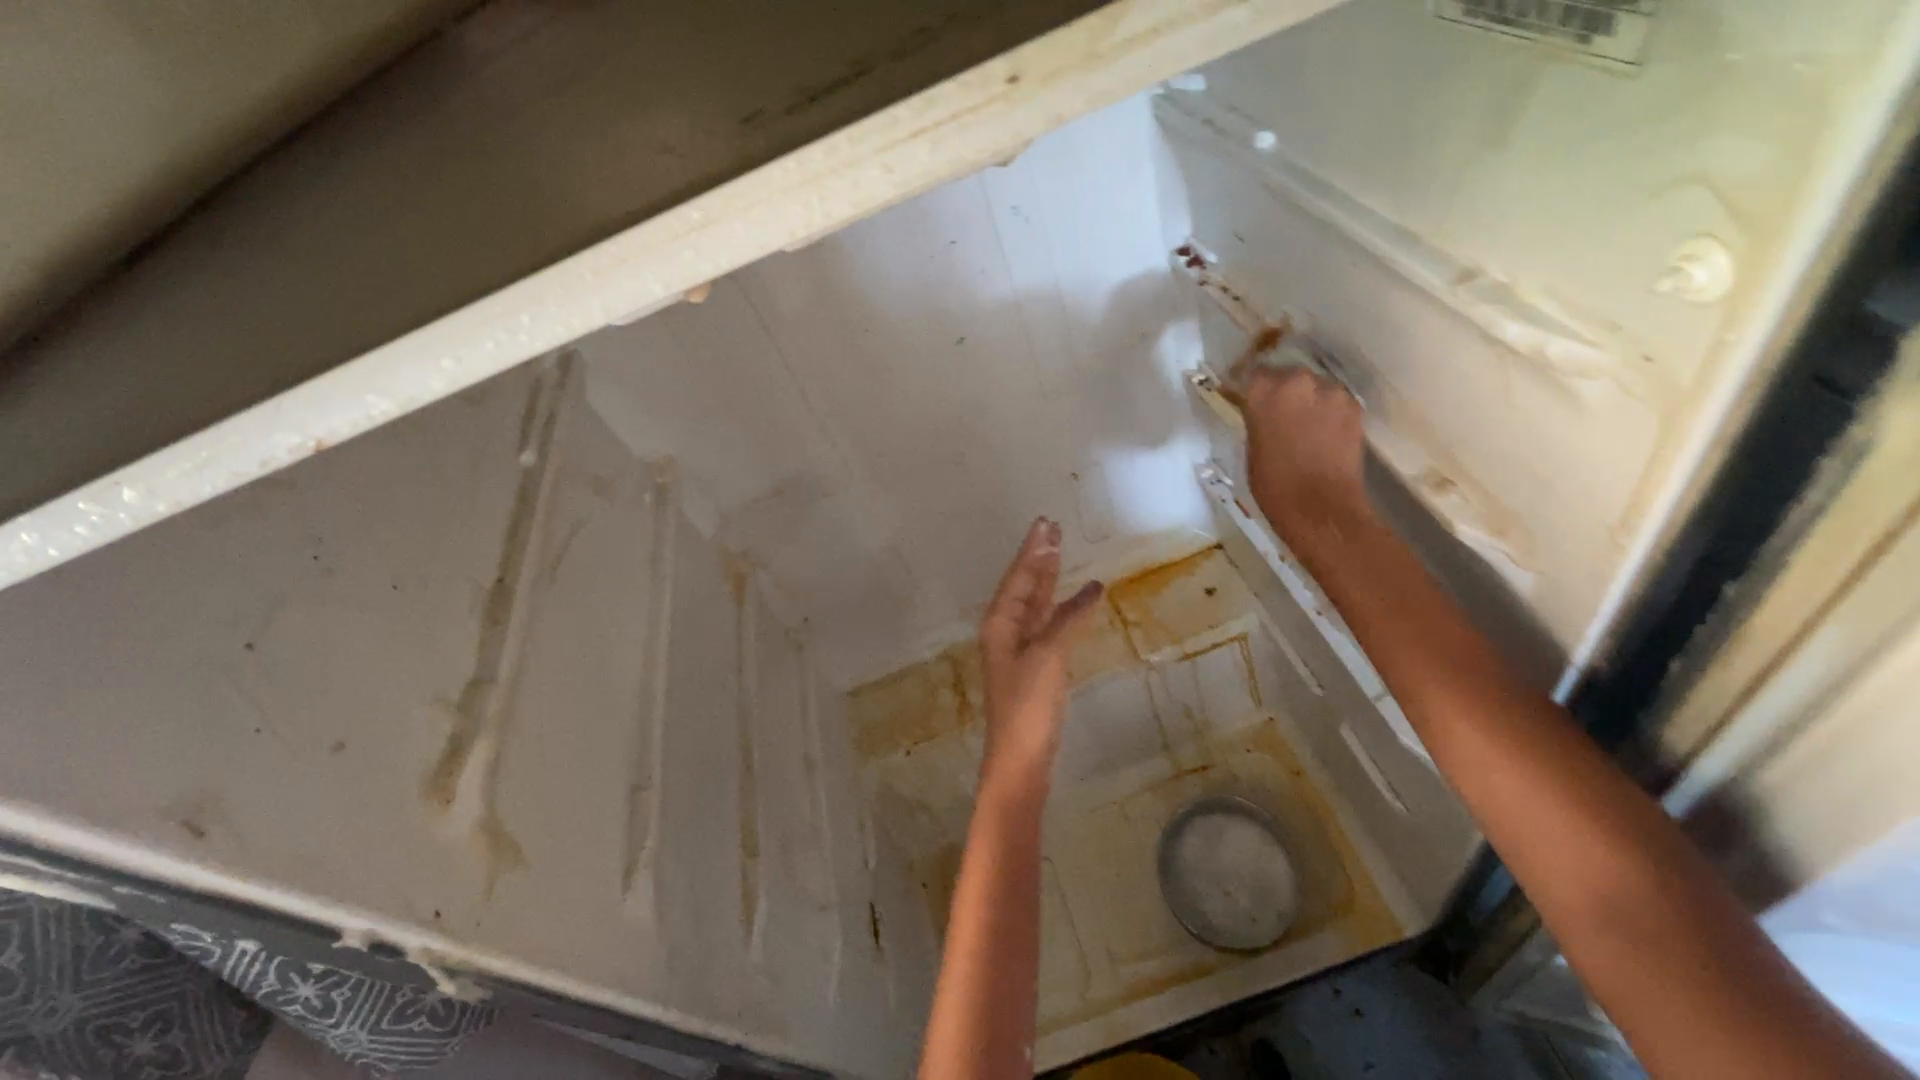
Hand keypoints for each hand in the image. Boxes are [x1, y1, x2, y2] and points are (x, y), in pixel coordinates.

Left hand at [977, 518, 1103, 782]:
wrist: (1022, 759)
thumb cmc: (1029, 705)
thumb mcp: (1048, 656)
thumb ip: (1067, 620)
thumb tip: (1091, 589)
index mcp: (1000, 624)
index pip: (1018, 578)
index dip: (1033, 550)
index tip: (1045, 523)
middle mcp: (1006, 632)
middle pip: (1023, 586)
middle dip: (1038, 558)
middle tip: (1052, 528)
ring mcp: (1021, 651)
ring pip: (1035, 605)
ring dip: (1048, 580)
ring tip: (1061, 552)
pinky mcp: (1036, 668)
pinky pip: (1048, 626)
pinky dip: (1063, 610)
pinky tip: (1078, 601)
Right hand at [1243, 366, 1369, 542]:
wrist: (1320, 505)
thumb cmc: (1273, 484)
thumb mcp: (1252, 447)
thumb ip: (1257, 420)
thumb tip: (1262, 413)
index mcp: (1263, 391)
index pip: (1253, 374)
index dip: (1252, 388)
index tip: (1250, 399)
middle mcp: (1297, 381)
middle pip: (1287, 376)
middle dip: (1283, 391)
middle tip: (1279, 414)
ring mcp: (1330, 391)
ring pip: (1314, 386)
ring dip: (1309, 400)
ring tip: (1306, 425)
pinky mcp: (1354, 405)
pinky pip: (1335, 400)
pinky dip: (1329, 411)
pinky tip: (1325, 433)